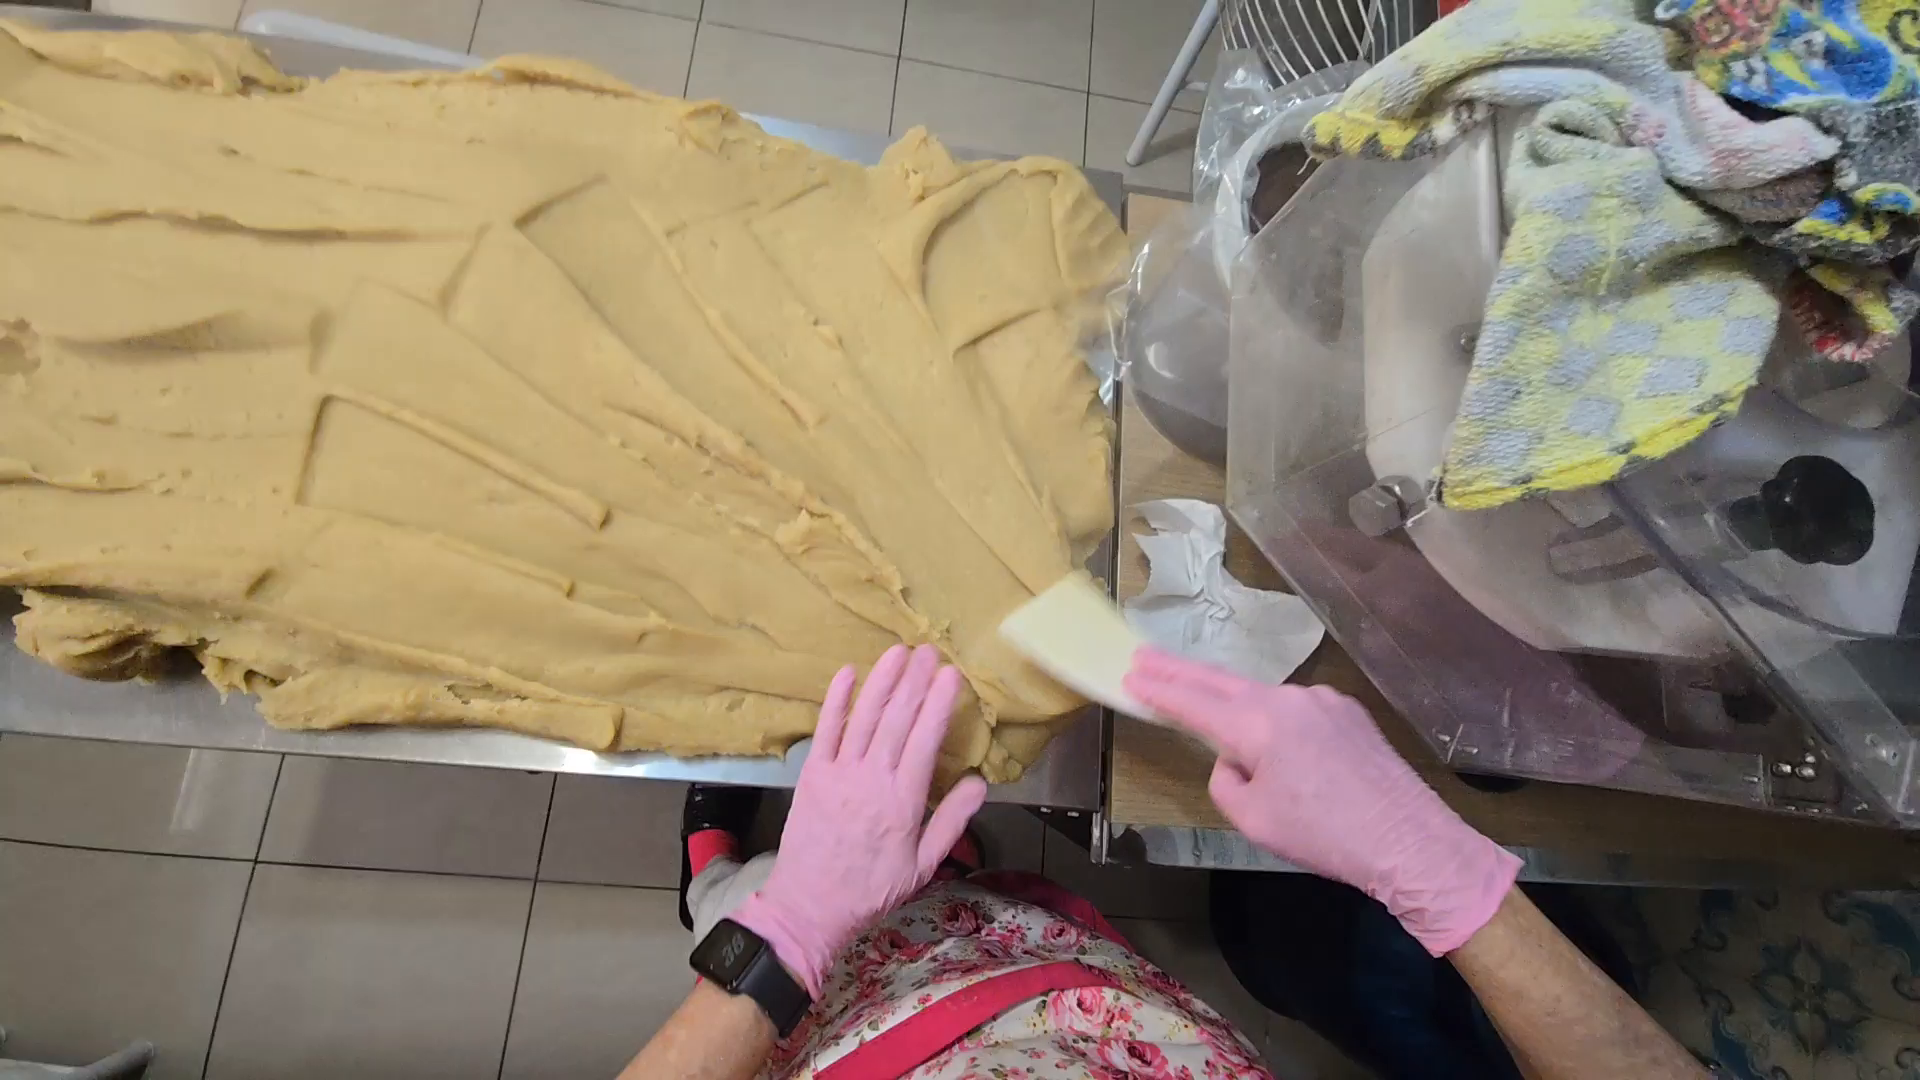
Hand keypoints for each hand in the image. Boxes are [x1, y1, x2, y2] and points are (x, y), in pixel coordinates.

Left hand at [732, 644, 987, 996]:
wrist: (808, 908)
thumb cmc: (872, 889)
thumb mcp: (923, 865)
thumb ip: (951, 821)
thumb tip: (980, 781)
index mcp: (903, 800)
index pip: (926, 739)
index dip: (939, 703)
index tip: (951, 674)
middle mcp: (872, 778)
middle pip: (897, 719)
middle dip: (915, 680)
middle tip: (928, 651)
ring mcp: (838, 772)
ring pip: (864, 717)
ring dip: (882, 680)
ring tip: (897, 651)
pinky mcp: (811, 773)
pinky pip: (825, 729)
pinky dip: (836, 699)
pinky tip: (847, 672)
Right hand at [1123, 647, 1519, 955]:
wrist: (1414, 844)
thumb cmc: (1324, 837)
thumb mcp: (1252, 819)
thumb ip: (1224, 780)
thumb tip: (1234, 759)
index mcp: (1258, 724)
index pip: (1193, 701)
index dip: (1158, 689)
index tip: (1130, 673)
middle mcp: (1287, 698)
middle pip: (1219, 680)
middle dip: (1177, 669)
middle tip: (1143, 655)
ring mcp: (1320, 699)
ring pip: (1260, 697)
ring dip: (1231, 703)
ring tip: (1212, 713)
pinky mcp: (1347, 709)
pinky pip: (1294, 709)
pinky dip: (1275, 720)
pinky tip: (1285, 750)